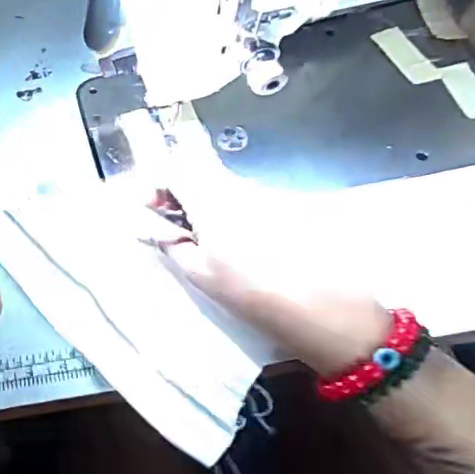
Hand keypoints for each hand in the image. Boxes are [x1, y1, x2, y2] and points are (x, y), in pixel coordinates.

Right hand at [129, 141, 391, 376]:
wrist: (323, 306)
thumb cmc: (252, 292)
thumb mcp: (201, 274)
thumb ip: (174, 245)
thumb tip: (160, 230)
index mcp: (212, 198)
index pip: (175, 167)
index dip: (157, 183)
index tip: (151, 208)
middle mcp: (238, 187)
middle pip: (200, 172)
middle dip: (180, 193)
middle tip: (174, 226)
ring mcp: (263, 194)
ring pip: (222, 186)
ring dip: (205, 204)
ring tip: (204, 241)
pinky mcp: (284, 206)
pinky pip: (246, 200)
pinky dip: (231, 213)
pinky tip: (237, 246)